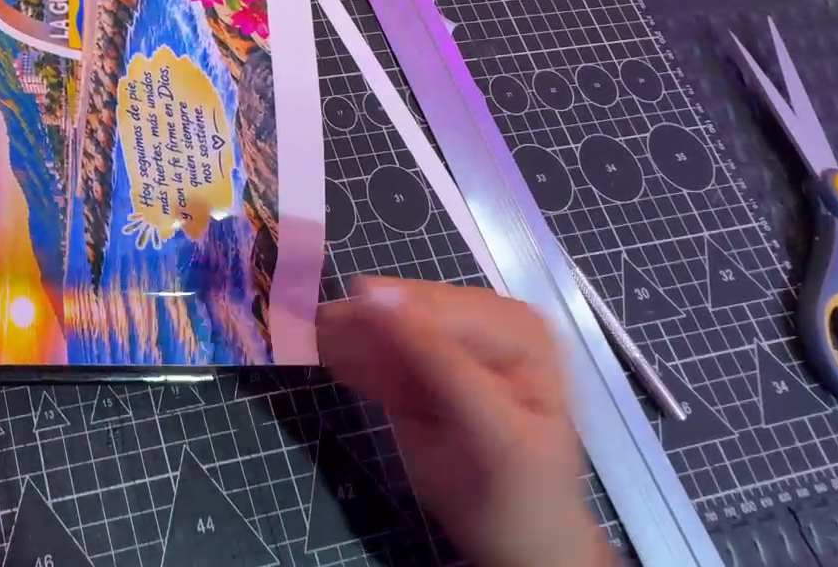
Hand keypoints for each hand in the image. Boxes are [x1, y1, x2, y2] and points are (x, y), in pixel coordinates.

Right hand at [318, 277, 615, 566]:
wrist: (513, 544)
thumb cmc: (520, 491)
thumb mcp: (491, 427)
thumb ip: (440, 359)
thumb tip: (374, 295)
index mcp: (517, 330)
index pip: (442, 306)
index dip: (388, 310)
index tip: (333, 319)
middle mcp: (479, 326)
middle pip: (405, 308)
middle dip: (363, 323)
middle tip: (317, 332)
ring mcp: (444, 346)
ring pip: (381, 326)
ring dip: (348, 338)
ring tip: (319, 348)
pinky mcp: (412, 367)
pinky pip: (372, 351)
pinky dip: (350, 359)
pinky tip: (336, 367)